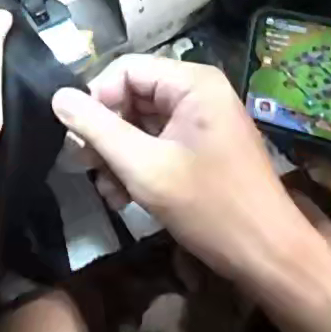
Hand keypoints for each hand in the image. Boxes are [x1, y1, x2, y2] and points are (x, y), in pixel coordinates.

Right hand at [51, 55, 327, 286]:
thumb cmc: (211, 208)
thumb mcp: (144, 167)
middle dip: (105, 132)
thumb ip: (97, 128)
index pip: (124, 70)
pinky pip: (156, 140)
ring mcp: (201, 118)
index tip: (80, 138)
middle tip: (86, 166)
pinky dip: (137, 163)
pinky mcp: (201, 144)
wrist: (272, 261)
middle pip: (131, 95)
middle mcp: (197, 91)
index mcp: (192, 82)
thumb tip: (57, 96)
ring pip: (139, 121)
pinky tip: (123, 195)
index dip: (96, 99)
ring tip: (106, 188)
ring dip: (117, 153)